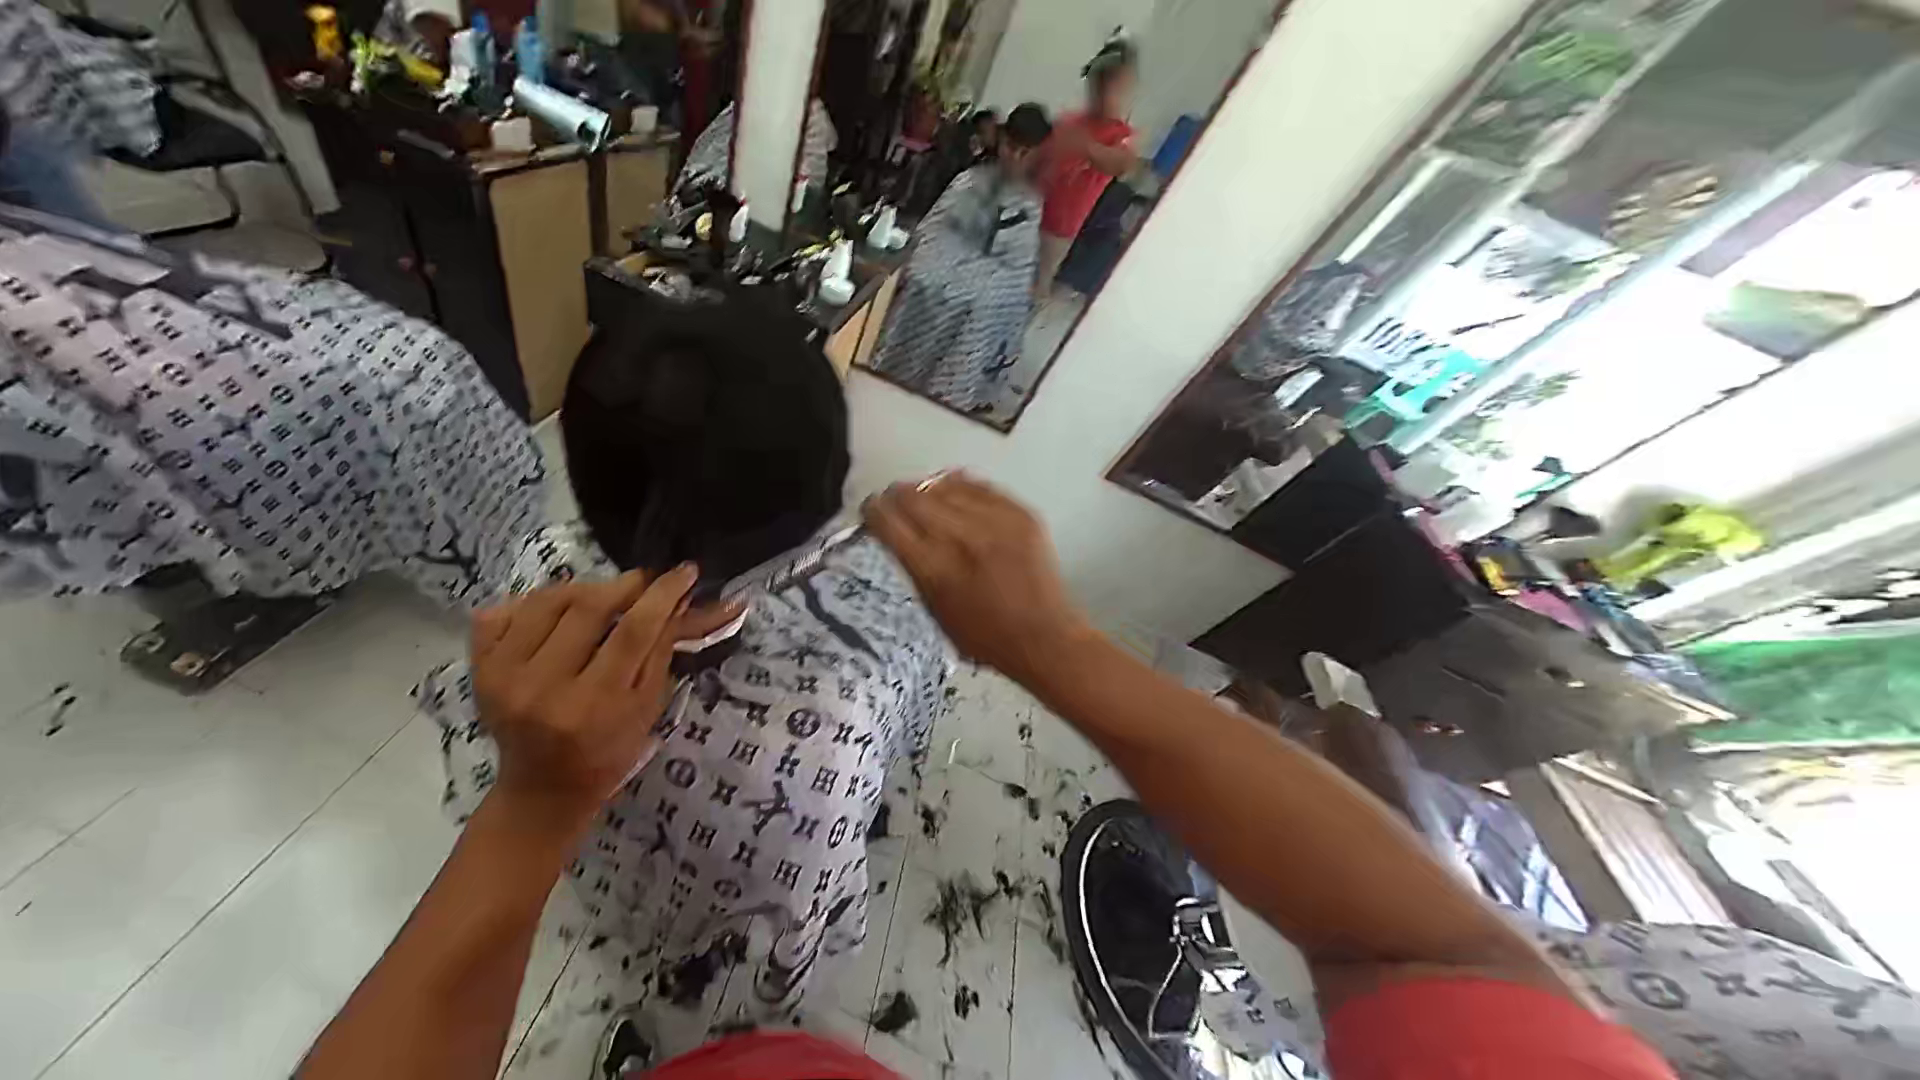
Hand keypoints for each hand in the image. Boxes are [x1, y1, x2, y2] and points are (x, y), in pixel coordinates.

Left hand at [468, 566, 740, 830]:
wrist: (544, 786)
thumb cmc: (610, 749)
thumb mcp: (649, 705)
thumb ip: (661, 648)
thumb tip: (676, 597)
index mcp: (594, 704)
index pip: (633, 631)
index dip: (662, 594)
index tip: (684, 571)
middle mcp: (543, 687)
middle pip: (587, 608)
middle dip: (625, 585)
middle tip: (645, 581)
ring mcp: (502, 676)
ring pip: (547, 600)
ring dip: (584, 588)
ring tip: (605, 596)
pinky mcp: (478, 669)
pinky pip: (503, 612)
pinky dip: (533, 601)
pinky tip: (557, 611)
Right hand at [863, 473, 1092, 682]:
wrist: (1043, 636)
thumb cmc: (984, 636)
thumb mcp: (933, 607)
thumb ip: (913, 565)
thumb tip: (898, 531)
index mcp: (932, 567)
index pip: (888, 521)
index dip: (873, 511)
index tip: (871, 509)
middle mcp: (960, 537)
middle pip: (912, 495)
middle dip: (896, 495)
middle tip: (894, 500)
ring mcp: (994, 521)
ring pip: (944, 484)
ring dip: (927, 488)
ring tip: (923, 495)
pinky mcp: (1019, 513)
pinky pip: (980, 486)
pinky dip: (961, 487)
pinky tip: (954, 492)